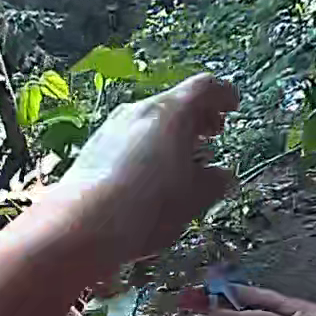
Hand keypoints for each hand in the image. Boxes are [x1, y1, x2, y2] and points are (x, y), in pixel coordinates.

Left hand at [24, 74, 239, 274]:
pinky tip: (148, 177)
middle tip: (212, 133)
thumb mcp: (193, 200)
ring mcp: (110, 129)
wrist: (82, 226)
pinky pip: (128, 141)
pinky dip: (146, 150)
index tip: (233, 105)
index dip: (223, 96)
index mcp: (171, 113)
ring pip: (148, 123)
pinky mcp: (91, 151)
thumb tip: (221, 175)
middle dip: (196, 118)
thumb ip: (213, 183)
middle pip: (174, 104)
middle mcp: (138, 111)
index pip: (204, 89)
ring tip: (181, 161)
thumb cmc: (148, 208)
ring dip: (169, 136)